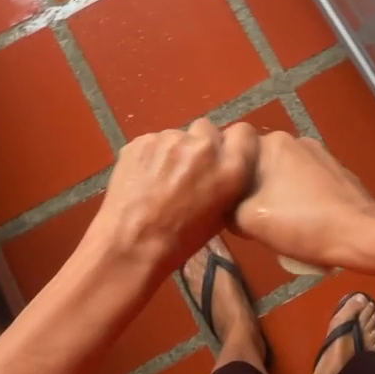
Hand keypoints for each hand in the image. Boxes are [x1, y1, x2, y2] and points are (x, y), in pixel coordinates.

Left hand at [88, 119, 258, 277]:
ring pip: (177, 136)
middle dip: (200, 144)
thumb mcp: (220, 216)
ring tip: (160, 179)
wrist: (131, 244)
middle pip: (207, 129)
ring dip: (174, 152)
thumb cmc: (180, 241)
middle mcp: (203, 146)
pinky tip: (142, 178)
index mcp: (230, 167)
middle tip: (188, 170)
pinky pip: (153, 142)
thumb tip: (223, 169)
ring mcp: (170, 139)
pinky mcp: (142, 139)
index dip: (233, 143)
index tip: (223, 154)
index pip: (243, 133)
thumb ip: (227, 182)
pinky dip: (150, 156)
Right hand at [231, 130, 374, 270]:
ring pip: (284, 174)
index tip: (229, 205)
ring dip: (279, 193)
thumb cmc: (302, 224)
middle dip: (254, 189)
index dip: (229, 182)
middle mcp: (295, 138)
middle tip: (254, 219)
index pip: (235, 155)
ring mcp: (320, 153)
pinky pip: (307, 181)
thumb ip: (228, 207)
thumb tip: (227, 207)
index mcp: (271, 141)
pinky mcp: (337, 170)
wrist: (362, 235)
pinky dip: (302, 197)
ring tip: (283, 223)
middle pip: (260, 164)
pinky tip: (307, 221)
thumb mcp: (248, 221)